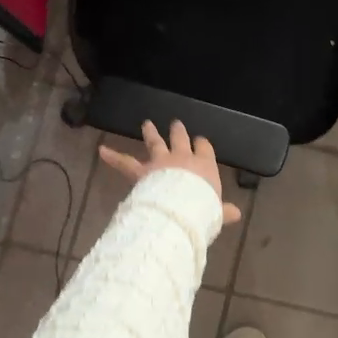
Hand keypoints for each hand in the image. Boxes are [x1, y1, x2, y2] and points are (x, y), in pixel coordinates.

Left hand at [99, 120, 243, 226]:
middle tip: (176, 124)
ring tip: (146, 123)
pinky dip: (113, 156)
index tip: (201, 142)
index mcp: (204, 166)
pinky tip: (101, 150)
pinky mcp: (142, 172)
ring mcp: (161, 162)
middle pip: (180, 139)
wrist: (180, 209)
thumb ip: (224, 211)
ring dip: (151, 133)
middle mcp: (182, 158)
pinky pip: (125, 162)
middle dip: (178, 131)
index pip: (205, 148)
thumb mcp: (216, 212)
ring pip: (155, 143)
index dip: (202, 144)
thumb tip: (236, 214)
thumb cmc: (202, 210)